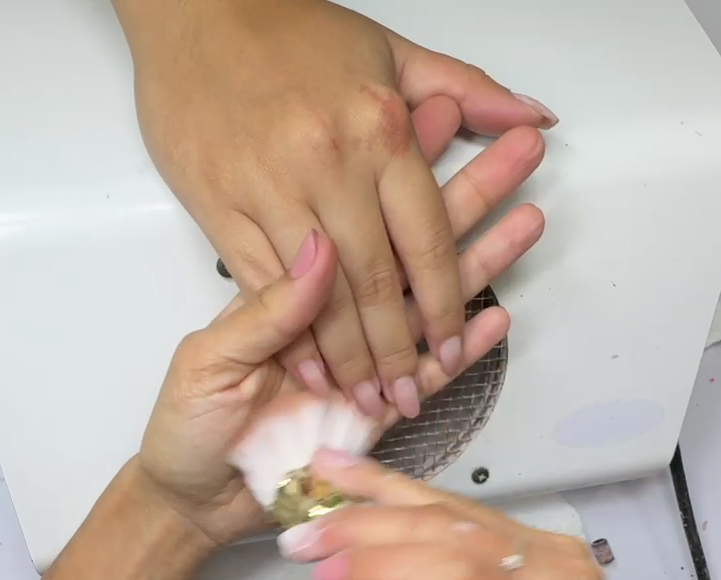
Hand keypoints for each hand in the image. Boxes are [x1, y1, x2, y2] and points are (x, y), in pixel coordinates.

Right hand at [116, 0, 555, 421]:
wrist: (191, 9)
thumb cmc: (285, 30)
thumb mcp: (388, 49)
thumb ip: (465, 90)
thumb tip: (530, 120)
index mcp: (378, 129)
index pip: (426, 241)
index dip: (441, 304)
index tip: (448, 347)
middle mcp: (329, 165)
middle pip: (376, 283)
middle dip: (395, 351)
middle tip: (406, 393)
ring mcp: (271, 192)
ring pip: (319, 298)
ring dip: (346, 360)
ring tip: (365, 399)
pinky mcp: (221, 211)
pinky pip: (261, 290)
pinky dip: (287, 336)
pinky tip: (309, 371)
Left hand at [139, 129, 546, 546]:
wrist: (196, 501)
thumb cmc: (187, 432)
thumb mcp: (209, 364)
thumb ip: (266, 313)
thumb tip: (320, 256)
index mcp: (288, 293)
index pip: (356, 219)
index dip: (396, 173)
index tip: (439, 117)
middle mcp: (331, 320)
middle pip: (407, 248)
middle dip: (464, 200)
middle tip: (514, 153)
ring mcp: (358, 363)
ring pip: (429, 303)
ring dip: (478, 261)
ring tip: (525, 219)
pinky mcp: (374, 412)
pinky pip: (427, 376)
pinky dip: (461, 349)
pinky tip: (494, 316)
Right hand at [275, 452, 626, 579]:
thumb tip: (353, 565)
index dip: (386, 570)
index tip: (321, 574)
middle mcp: (558, 573)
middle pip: (453, 535)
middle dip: (369, 530)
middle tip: (302, 536)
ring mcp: (550, 546)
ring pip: (452, 510)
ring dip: (380, 493)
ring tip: (323, 473)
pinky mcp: (534, 533)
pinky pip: (462, 508)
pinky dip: (406, 495)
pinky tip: (364, 477)